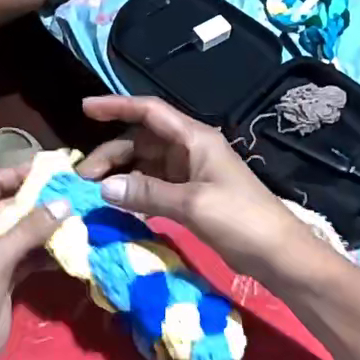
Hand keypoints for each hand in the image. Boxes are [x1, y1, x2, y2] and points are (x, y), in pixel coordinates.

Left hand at [0, 166, 66, 359]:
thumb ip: (30, 229)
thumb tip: (66, 201)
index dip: (20, 172)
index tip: (55, 169)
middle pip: (11, 206)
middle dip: (42, 200)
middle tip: (78, 191)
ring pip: (24, 232)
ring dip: (49, 226)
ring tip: (83, 216)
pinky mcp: (5, 278)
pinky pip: (30, 256)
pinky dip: (49, 251)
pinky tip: (74, 247)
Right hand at [78, 95, 316, 278]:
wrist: (277, 253)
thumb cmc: (241, 219)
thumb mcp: (192, 204)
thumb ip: (147, 193)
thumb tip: (103, 187)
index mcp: (194, 139)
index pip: (149, 112)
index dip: (116, 106)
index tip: (85, 108)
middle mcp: (189, 150)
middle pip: (141, 141)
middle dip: (111, 154)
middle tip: (82, 179)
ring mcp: (189, 174)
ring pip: (144, 164)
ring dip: (120, 174)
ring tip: (93, 193)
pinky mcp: (189, 196)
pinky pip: (153, 186)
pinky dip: (134, 191)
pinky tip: (116, 204)